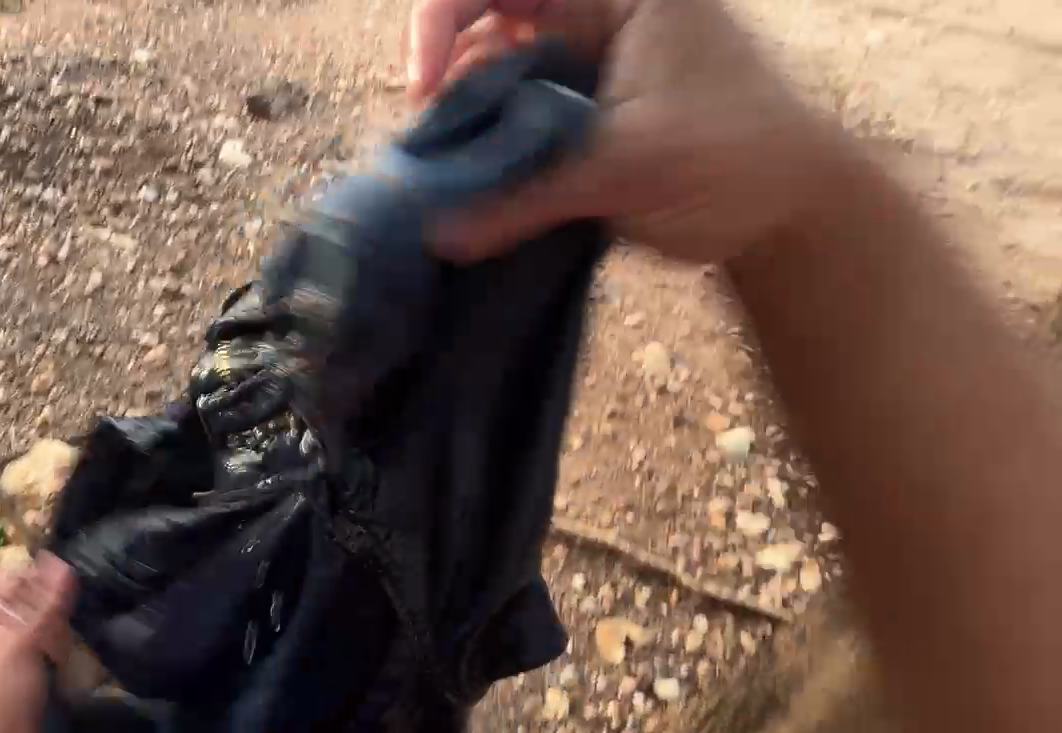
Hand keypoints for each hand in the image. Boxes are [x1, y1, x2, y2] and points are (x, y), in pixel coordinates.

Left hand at [0, 552, 76, 732]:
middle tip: (58, 630)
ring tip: (59, 653)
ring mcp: (3, 654)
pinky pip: (43, 653)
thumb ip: (43, 603)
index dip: (37, 575)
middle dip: (50, 610)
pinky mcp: (18, 678)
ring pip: (38, 627)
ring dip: (54, 635)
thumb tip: (61, 561)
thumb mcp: (21, 643)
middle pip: (27, 600)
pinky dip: (54, 656)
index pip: (9, 576)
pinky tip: (62, 664)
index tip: (67, 584)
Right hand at [406, 0, 858, 264]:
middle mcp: (588, 20)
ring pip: (481, 81)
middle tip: (429, 145)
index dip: (441, 20)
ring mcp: (574, 72)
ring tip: (442, 177)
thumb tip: (437, 235)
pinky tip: (462, 190)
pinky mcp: (563, 123)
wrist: (783, 209)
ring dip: (452, 126)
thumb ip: (527, 197)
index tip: (427, 88)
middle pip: (477, 28)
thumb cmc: (737, 158)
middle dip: (440, 82)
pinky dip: (471, 156)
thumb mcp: (628, 166)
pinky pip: (497, 127)